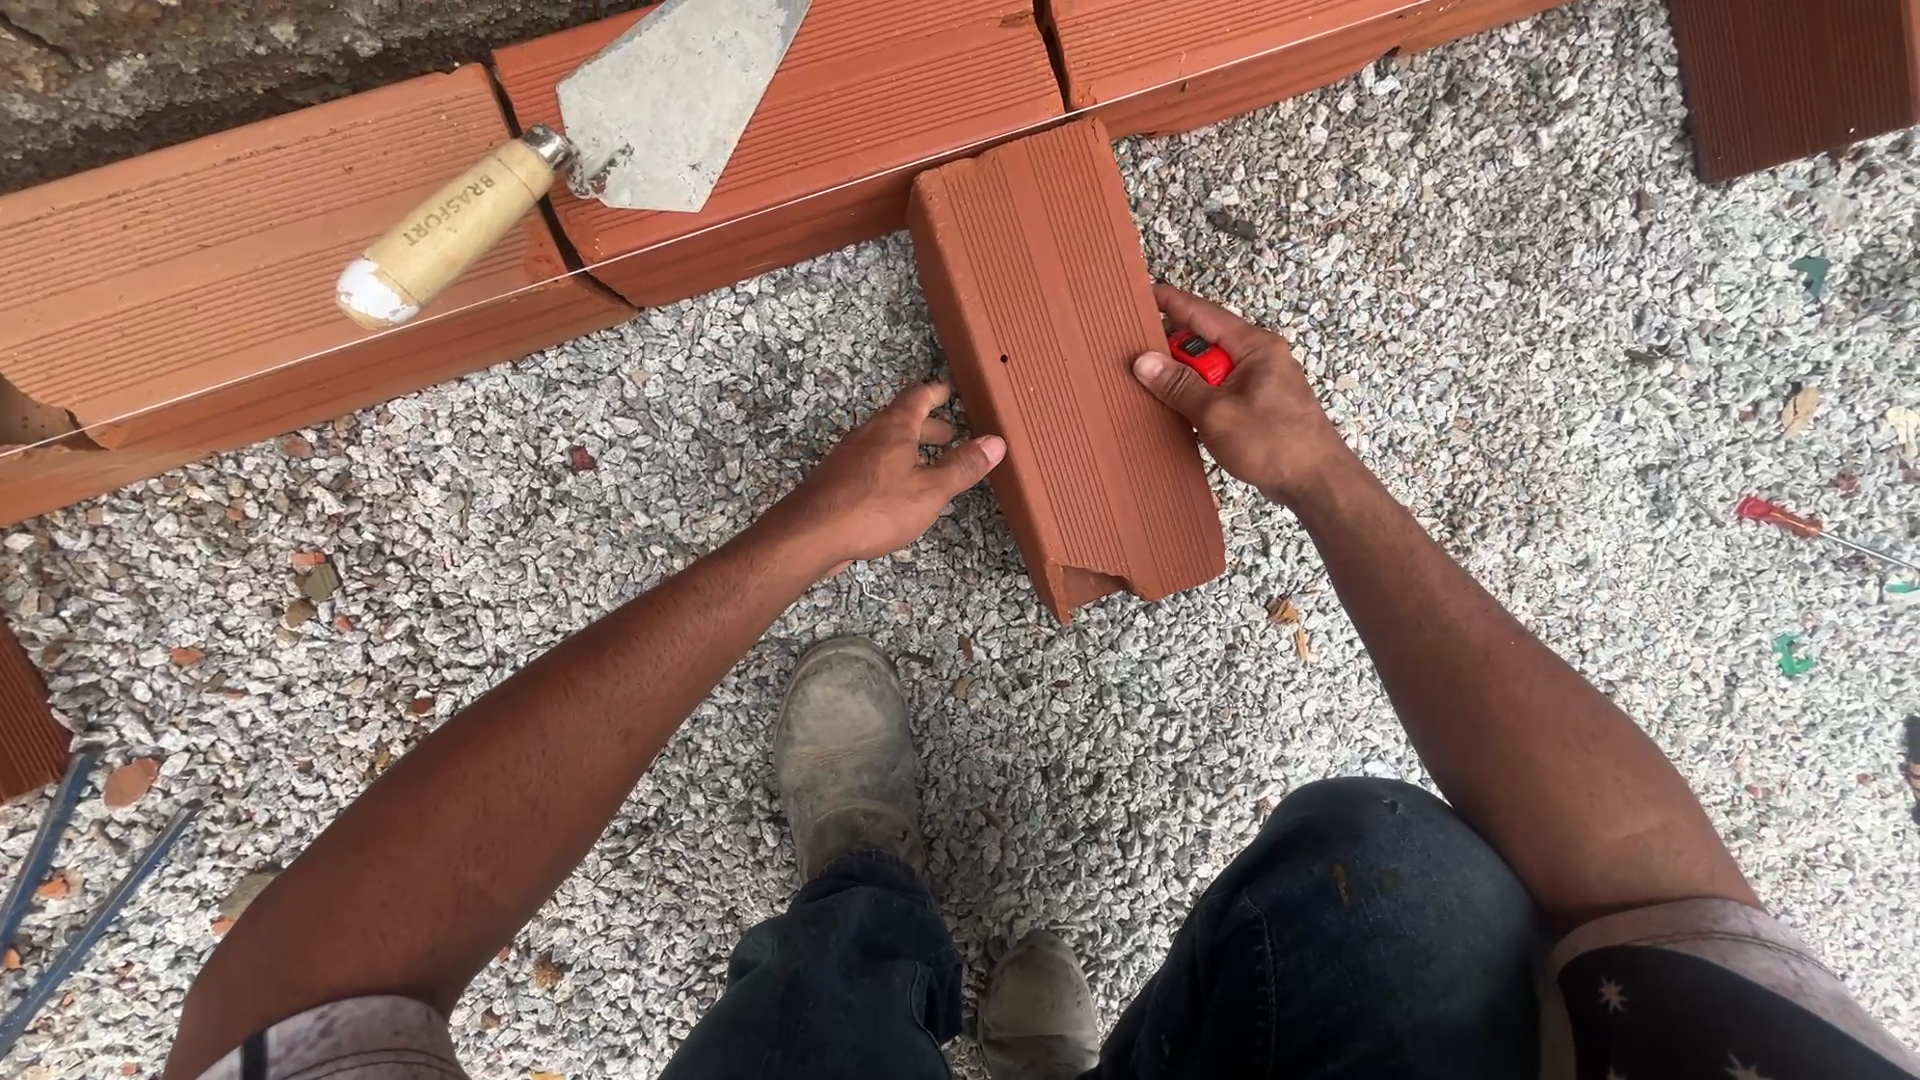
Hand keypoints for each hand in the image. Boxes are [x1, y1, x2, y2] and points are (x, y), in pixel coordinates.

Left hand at [775, 383, 1005, 573]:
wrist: (811, 534)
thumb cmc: (873, 508)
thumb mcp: (929, 490)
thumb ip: (962, 467)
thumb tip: (995, 442)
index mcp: (893, 428)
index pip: (918, 397)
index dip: (936, 392)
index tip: (948, 390)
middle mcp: (868, 435)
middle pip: (901, 420)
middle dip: (927, 426)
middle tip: (949, 434)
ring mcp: (848, 457)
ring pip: (885, 444)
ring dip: (909, 449)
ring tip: (928, 464)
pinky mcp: (837, 481)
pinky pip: (871, 464)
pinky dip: (891, 468)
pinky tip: (897, 490)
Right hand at [1133, 284, 1351, 505]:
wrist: (1316, 482)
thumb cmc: (1274, 444)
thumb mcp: (1217, 413)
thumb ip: (1179, 385)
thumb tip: (1144, 361)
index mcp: (1254, 346)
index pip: (1203, 314)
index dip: (1171, 303)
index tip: (1143, 293)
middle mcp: (1258, 356)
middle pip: (1204, 342)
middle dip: (1171, 348)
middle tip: (1135, 354)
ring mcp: (1259, 381)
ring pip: (1210, 369)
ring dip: (1184, 378)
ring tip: (1151, 385)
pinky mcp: (1256, 404)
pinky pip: (1218, 389)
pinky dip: (1197, 395)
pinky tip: (1178, 409)